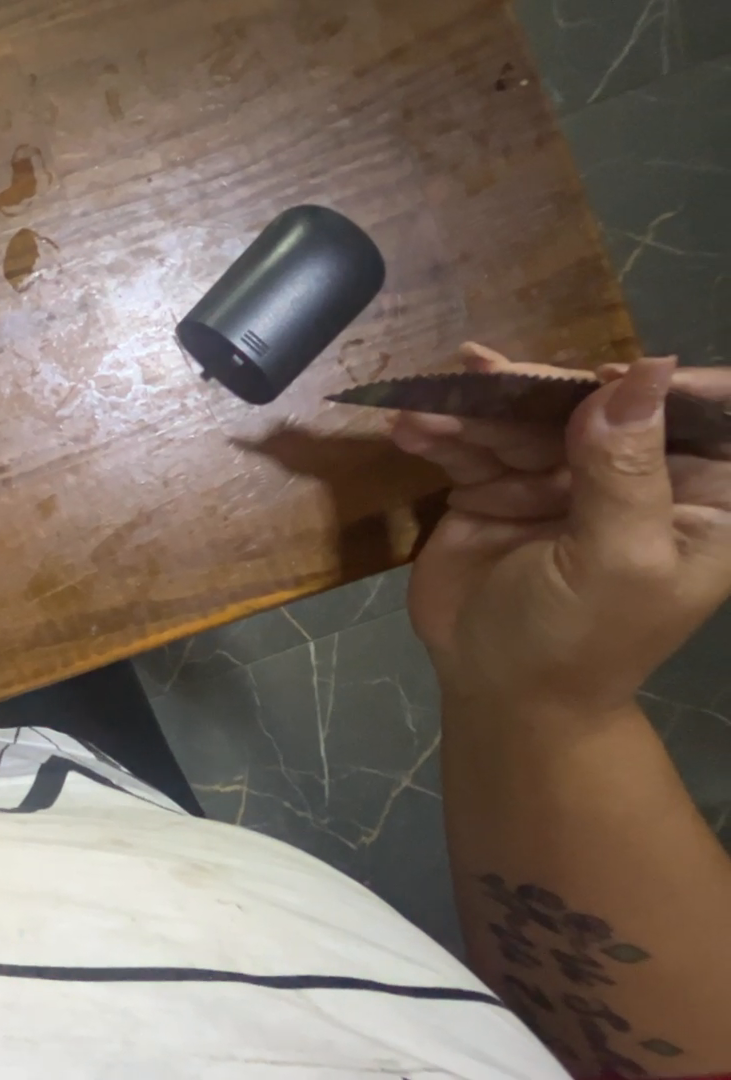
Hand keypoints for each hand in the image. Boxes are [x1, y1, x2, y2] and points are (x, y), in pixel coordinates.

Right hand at [392, 345, 730, 719]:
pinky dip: (436, 438)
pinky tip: (407, 429)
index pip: (697, 414)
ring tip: (419, 405)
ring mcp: (551, 486)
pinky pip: (465, 454)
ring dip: (467, 412)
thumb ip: (624, 471)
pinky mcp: (488, 496)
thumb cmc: (579, 635)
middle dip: (533, 390)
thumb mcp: (616, 559)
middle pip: (586, 411)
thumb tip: (638, 373)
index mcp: (698, 494)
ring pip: (515, 427)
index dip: (655, 385)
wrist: (496, 683)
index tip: (599, 375)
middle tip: (476, 370)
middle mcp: (627, 479)